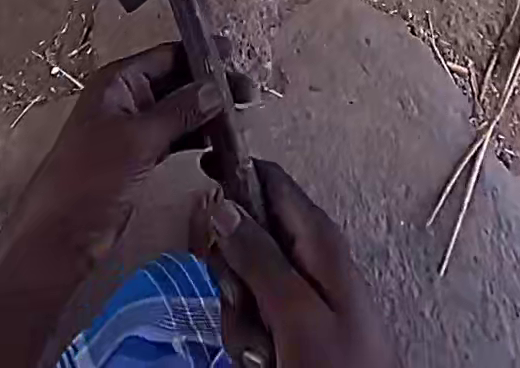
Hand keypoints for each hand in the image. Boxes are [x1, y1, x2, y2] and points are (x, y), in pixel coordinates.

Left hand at [13, 43, 242, 259]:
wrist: (61, 233)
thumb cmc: (92, 175)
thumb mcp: (137, 139)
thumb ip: (179, 110)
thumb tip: (217, 86)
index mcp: (118, 80)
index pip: (165, 56)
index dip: (200, 55)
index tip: (235, 58)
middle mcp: (126, 97)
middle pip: (175, 81)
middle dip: (209, 86)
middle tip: (249, 94)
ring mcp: (133, 127)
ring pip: (178, 111)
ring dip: (207, 114)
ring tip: (243, 119)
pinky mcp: (140, 155)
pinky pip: (175, 137)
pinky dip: (197, 137)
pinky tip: (222, 144)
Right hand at [204, 161, 392, 367]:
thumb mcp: (296, 315)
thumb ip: (259, 256)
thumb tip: (223, 205)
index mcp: (317, 237)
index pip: (268, 177)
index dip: (232, 171)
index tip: (202, 179)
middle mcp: (307, 255)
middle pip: (245, 228)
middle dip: (229, 262)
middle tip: (237, 294)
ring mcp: (298, 292)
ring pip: (241, 274)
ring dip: (238, 310)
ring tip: (262, 345)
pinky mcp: (290, 324)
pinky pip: (250, 310)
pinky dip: (248, 334)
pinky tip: (264, 358)